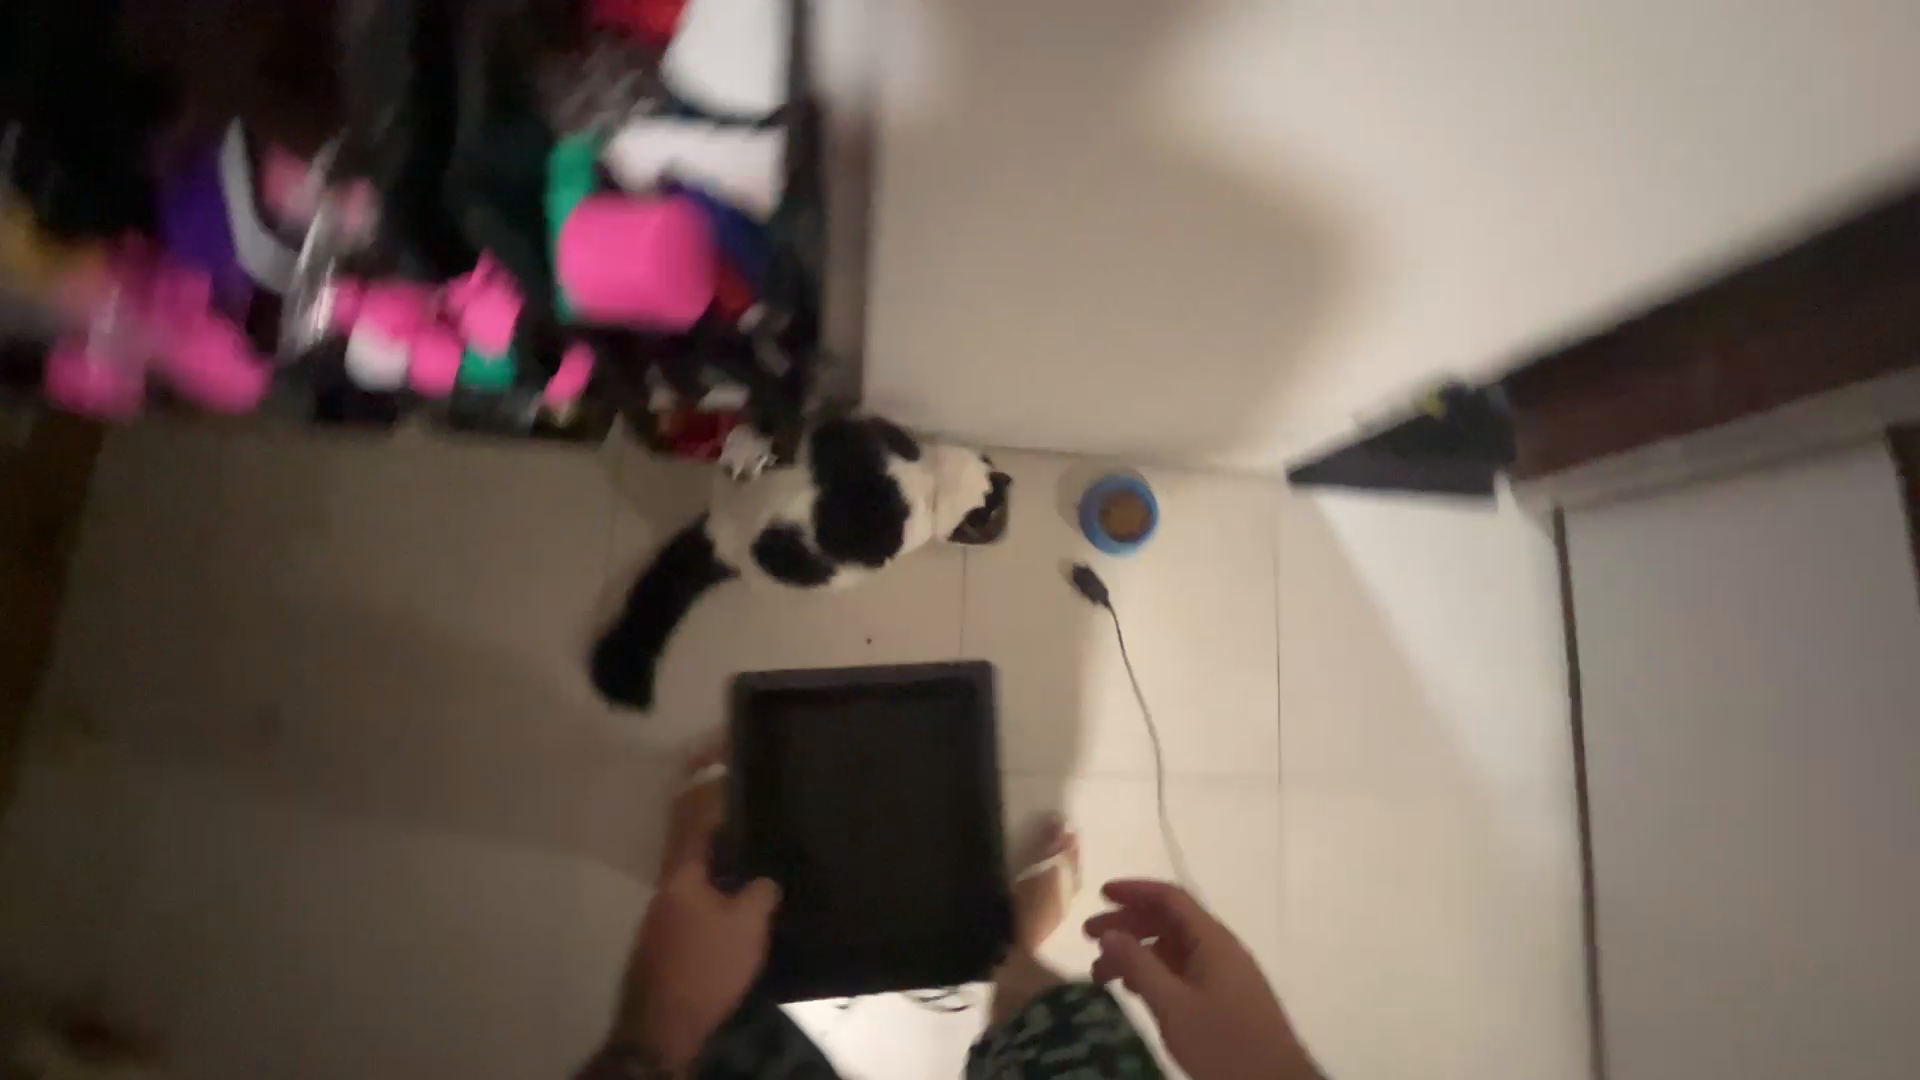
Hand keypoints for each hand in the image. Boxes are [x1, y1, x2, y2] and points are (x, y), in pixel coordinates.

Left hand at [610, 762, 780, 1075]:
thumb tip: (765, 880)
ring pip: (694, 877)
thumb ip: (760, 891)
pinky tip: (736, 906)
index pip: (694, 818)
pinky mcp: (664, 944)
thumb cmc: (705, 967)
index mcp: (682, 875)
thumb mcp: (747, 925)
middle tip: (752, 817)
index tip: (730, 768)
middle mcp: (666, 889)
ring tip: (753, 861)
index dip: (712, 791)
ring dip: (719, 867)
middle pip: (692, 846)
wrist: (660, 1031)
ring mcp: (661, 918)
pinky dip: (714, 894)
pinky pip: (694, 903)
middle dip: (719, 830)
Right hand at [1086, 880, 1320, 1079]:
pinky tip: (1136, 991)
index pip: (1169, 897)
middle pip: (1168, 921)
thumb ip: (1138, 966)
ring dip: (1138, 952)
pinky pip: (1184, 971)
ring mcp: (1226, 976)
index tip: (1101, 895)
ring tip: (1103, 973)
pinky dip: (1155, 973)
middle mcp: (1220, 949)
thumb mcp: (1174, 1007)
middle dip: (1128, 924)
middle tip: (1090, 938)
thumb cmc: (1226, 1049)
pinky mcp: (1228, 1001)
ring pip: (1174, 949)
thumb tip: (1109, 932)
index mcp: (1212, 940)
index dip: (1134, 891)